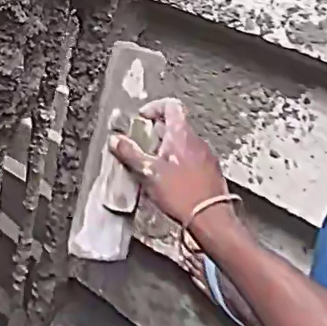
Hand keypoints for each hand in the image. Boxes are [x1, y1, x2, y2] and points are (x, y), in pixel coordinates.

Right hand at [108, 97, 230, 226]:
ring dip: (165, 146)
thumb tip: (115, 140)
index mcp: (181, 135)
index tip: (142, 118)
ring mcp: (206, 156)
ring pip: (182, 141)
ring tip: (152, 163)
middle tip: (140, 143)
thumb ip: (129, 153)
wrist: (211, 219)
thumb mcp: (147, 172)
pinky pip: (191, 156)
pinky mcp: (210, 171)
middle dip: (155, 131)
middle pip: (175, 124)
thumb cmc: (181, 194)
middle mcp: (196, 141)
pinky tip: (168, 177)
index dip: (154, 107)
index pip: (171, 106)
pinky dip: (177, 159)